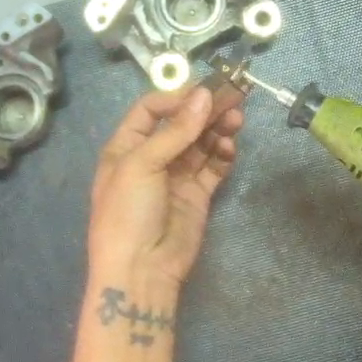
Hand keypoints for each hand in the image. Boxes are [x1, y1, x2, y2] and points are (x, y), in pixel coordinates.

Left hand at [88, 86, 244, 291]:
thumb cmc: (128, 212)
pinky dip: (222, 154)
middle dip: (205, 110)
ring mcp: (175, 177)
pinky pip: (213, 167)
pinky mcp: (197, 195)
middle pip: (181, 124)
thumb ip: (176, 131)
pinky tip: (229, 147)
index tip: (203, 91)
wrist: (140, 269)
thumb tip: (204, 95)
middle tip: (233, 97)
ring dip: (217, 128)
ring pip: (200, 143)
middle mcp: (151, 158)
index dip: (176, 98)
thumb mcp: (142, 165)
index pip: (151, 110)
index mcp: (125, 147)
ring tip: (236, 119)